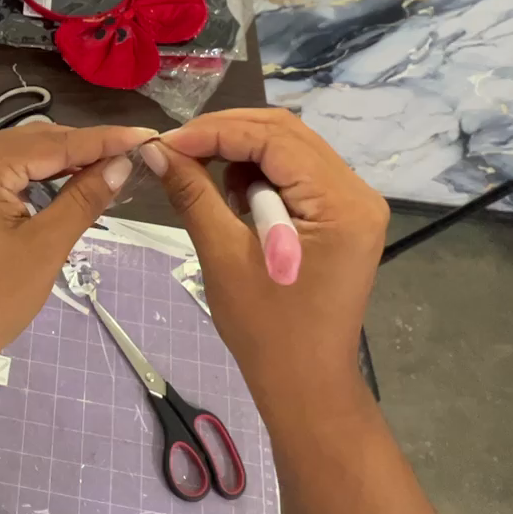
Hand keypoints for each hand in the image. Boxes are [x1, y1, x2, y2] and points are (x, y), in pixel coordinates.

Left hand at [0, 122, 157, 378]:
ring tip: (107, 167)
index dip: (102, 140)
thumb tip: (120, 164)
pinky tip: (63, 182)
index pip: (51, 142)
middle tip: (132, 154)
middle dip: (81, 148)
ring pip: (15, 155)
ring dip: (58, 161)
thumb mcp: (44, 247)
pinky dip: (32, 177)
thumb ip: (83, 199)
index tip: (145, 135)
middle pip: (31, 142)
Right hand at [140, 109, 388, 402]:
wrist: (304, 381)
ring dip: (240, 152)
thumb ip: (192, 193)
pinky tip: (234, 197)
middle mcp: (356, 193)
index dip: (215, 132)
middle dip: (225, 134)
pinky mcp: (339, 215)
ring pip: (288, 148)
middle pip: (285, 133)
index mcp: (340, 204)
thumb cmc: (266, 327)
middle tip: (175, 150)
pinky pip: (294, 172)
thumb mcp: (222, 255)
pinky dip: (257, 172)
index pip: (273, 139)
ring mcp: (352, 203)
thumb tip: (156, 151)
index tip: (166, 143)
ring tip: (202, 176)